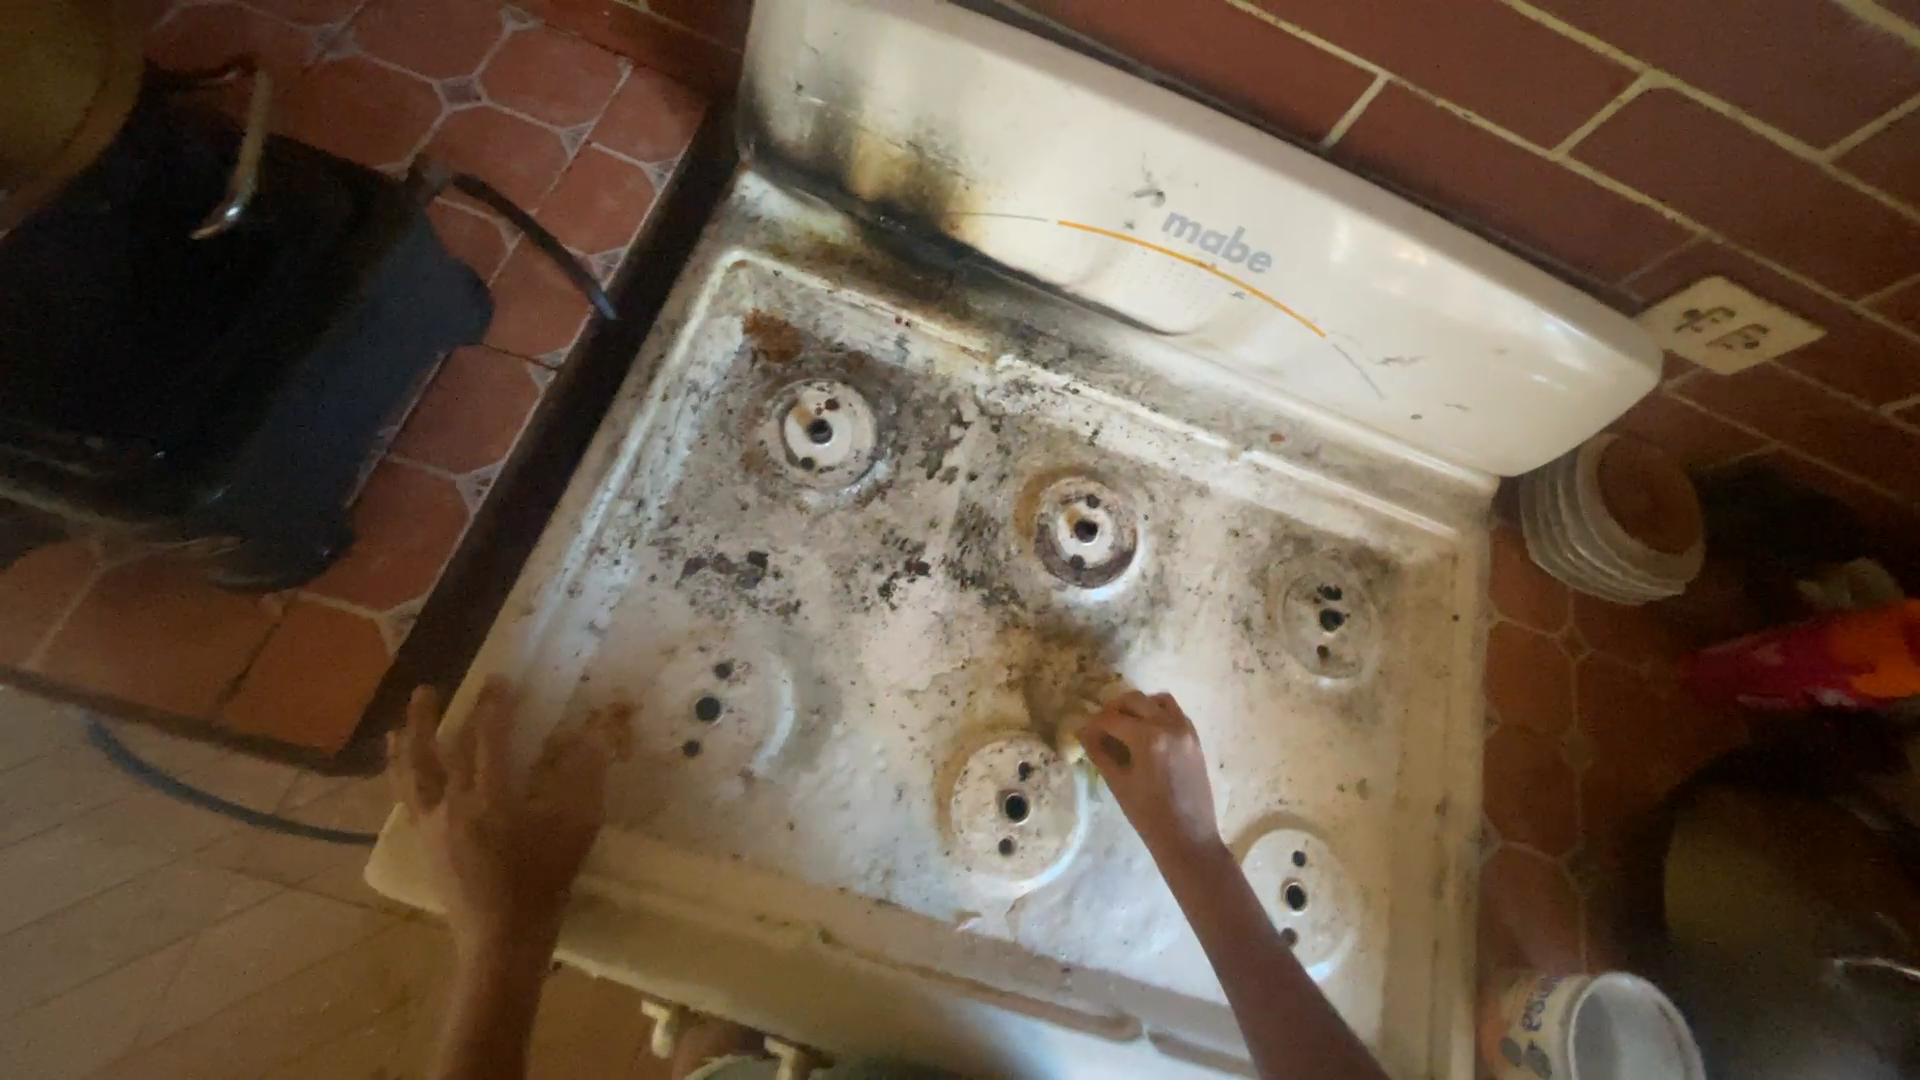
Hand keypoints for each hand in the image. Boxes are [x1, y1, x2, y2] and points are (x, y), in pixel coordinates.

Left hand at [389, 676, 633, 953]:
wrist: (505, 933)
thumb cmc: (547, 875)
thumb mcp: (579, 823)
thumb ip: (585, 775)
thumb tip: (593, 734)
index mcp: (491, 798)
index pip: (489, 738)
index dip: (496, 706)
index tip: (501, 679)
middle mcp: (452, 806)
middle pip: (441, 750)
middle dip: (443, 715)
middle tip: (439, 687)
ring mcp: (431, 826)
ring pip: (410, 775)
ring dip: (408, 741)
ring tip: (404, 719)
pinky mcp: (424, 843)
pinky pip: (406, 800)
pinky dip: (401, 775)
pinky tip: (403, 768)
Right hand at [1082, 691, 1223, 862]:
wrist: (1189, 838)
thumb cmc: (1148, 815)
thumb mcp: (1117, 783)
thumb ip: (1099, 752)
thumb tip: (1083, 732)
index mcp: (1148, 738)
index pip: (1111, 718)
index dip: (1094, 724)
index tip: (1085, 733)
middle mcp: (1168, 726)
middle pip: (1133, 700)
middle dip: (1113, 709)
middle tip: (1101, 726)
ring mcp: (1185, 730)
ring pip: (1157, 700)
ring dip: (1138, 706)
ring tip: (1126, 724)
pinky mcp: (1195, 738)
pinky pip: (1174, 712)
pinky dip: (1158, 713)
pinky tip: (1147, 732)